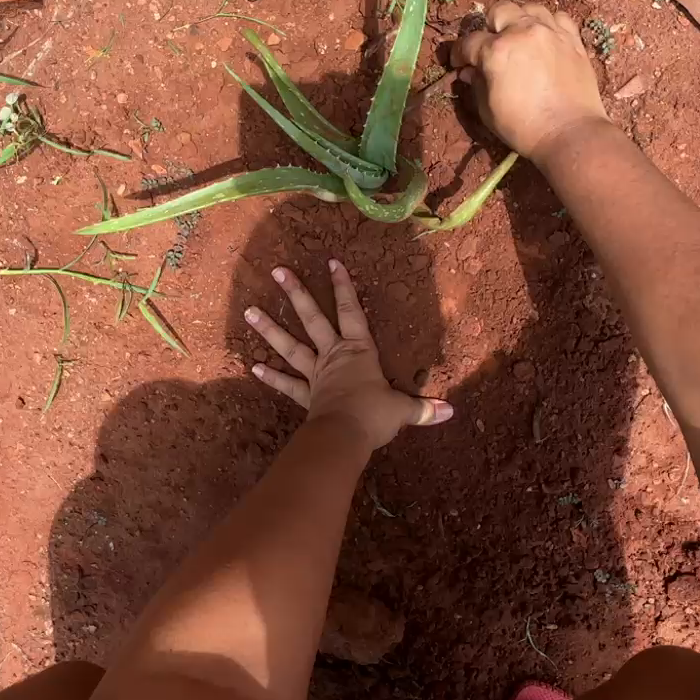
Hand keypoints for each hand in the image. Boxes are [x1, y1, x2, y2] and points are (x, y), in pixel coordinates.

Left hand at [243, 259, 452, 450]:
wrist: (344, 437)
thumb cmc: (374, 415)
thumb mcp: (403, 410)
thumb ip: (423, 408)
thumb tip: (450, 412)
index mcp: (359, 351)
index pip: (351, 312)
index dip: (343, 287)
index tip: (331, 262)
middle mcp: (334, 356)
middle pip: (313, 319)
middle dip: (297, 294)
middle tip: (278, 271)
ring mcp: (316, 374)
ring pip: (290, 346)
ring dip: (270, 329)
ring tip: (249, 310)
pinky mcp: (305, 396)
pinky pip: (287, 384)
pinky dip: (272, 376)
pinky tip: (254, 366)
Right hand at [451, 1, 608, 158]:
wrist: (570, 133)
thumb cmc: (523, 127)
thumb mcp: (488, 111)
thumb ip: (476, 85)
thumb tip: (469, 72)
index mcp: (496, 52)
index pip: (469, 42)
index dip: (459, 54)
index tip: (460, 64)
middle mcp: (522, 32)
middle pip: (499, 11)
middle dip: (490, 27)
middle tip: (491, 47)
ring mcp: (550, 31)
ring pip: (529, 9)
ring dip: (519, 21)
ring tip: (519, 39)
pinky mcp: (572, 38)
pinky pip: (557, 18)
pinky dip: (547, 25)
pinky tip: (544, 41)